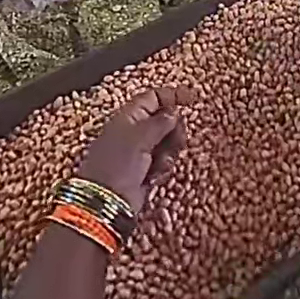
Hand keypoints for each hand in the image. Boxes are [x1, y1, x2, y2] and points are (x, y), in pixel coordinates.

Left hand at [76, 86, 195, 213]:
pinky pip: (164, 161)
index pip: (154, 97)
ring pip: (168, 142)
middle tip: (174, 141)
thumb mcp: (140, 137)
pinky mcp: (146, 169)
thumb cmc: (117, 165)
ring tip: (159, 164)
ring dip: (168, 153)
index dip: (174, 95)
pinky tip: (153, 177)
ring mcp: (141, 151)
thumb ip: (160, 122)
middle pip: (166, 120)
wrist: (105, 203)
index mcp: (129, 116)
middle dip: (174, 131)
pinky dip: (162, 168)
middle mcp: (135, 131)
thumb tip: (174, 112)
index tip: (194, 98)